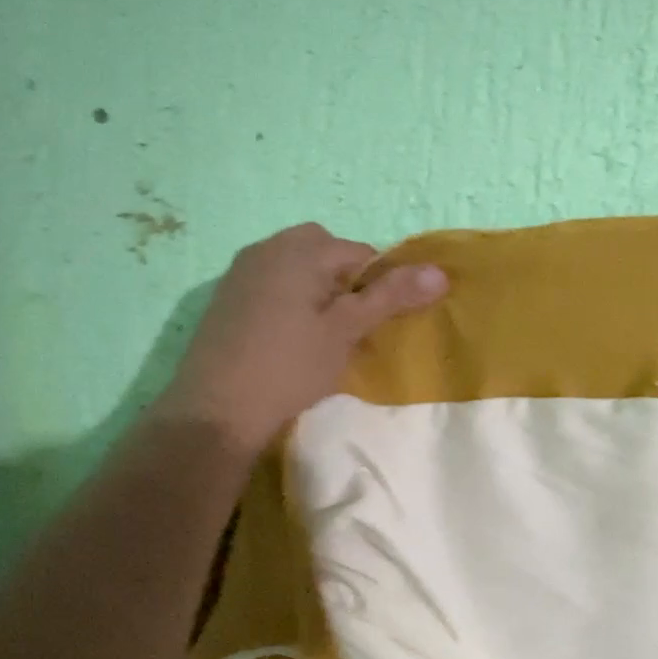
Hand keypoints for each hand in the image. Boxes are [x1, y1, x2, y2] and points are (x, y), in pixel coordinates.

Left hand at [155, 223, 447, 449]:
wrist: (217, 409)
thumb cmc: (290, 366)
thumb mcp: (347, 331)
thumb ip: (391, 298)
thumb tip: (440, 273)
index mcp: (300, 250)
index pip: (360, 252)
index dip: (380, 285)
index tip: (378, 323)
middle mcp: (267, 249)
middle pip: (324, 251)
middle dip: (346, 281)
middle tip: (353, 326)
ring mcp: (241, 272)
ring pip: (297, 268)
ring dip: (319, 292)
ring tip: (326, 337)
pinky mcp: (228, 299)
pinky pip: (273, 286)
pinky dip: (292, 303)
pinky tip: (293, 342)